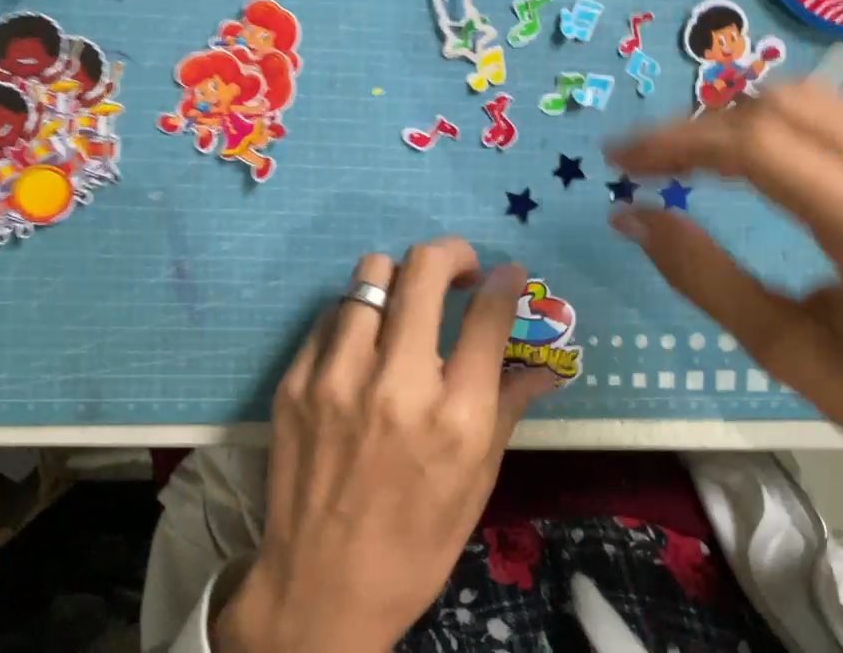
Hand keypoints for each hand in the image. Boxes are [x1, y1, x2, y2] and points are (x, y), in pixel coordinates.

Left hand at [214, 240, 555, 652]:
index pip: (487, 313)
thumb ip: (508, 405)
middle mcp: (395, 384)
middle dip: (450, 255)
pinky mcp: (295, 381)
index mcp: (454, 416)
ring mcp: (336, 377)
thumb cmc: (417, 542)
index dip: (504, 281)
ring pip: (368, 276)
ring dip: (398, 280)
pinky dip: (356, 316)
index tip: (506, 273)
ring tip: (406, 304)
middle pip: (422, 270)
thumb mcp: (478, 480)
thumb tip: (546, 362)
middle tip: (458, 269)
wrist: (321, 587)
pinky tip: (364, 344)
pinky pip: (330, 315)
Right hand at [605, 82, 842, 598]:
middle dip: (704, 125)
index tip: (620, 158)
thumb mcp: (787, 351)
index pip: (761, 148)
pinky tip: (758, 163)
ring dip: (743, 119)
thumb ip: (702, 274)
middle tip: (650, 161)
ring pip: (822, 103)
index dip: (677, 142)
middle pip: (789, 106)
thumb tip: (629, 215)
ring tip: (691, 158)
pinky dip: (790, 129)